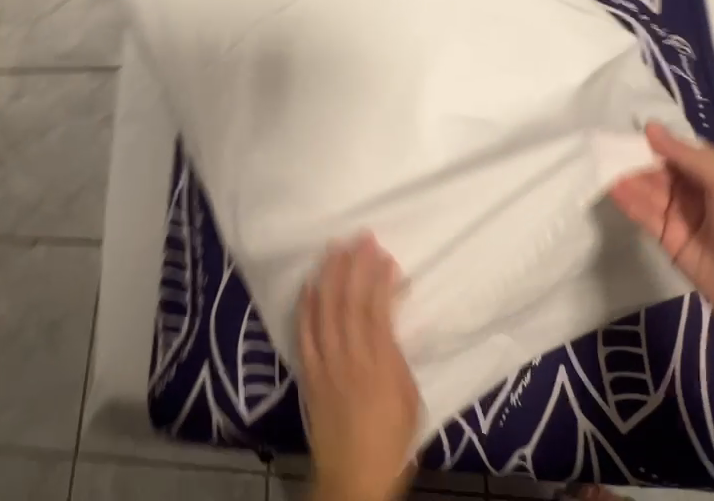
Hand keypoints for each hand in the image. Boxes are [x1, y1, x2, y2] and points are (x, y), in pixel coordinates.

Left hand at [297, 234, 419, 500]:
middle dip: (354, 265)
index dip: (378, 277)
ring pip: (324, 309)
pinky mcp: (309, 372)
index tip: (384, 255)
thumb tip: (389, 320)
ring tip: (334, 248)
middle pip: (348, 300)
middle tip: (360, 237)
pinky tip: (309, 285)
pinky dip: (306, 305)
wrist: (354, 476)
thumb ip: (397, 354)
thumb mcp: (408, 395)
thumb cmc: (392, 439)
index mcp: (379, 361)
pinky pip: (305, 332)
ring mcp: (325, 362)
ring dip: (329, 275)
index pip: (376, 307)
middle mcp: (349, 355)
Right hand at [609, 123, 713, 335]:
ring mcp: (684, 218)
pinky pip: (645, 215)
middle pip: (662, 170)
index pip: (682, 151)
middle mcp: (700, 193)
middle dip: (636, 157)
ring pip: (650, 190)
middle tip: (604, 145)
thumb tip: (651, 128)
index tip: (627, 128)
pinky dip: (628, 200)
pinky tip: (609, 185)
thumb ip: (688, 156)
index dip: (658, 140)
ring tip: (598, 161)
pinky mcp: (669, 241)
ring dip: (627, 177)